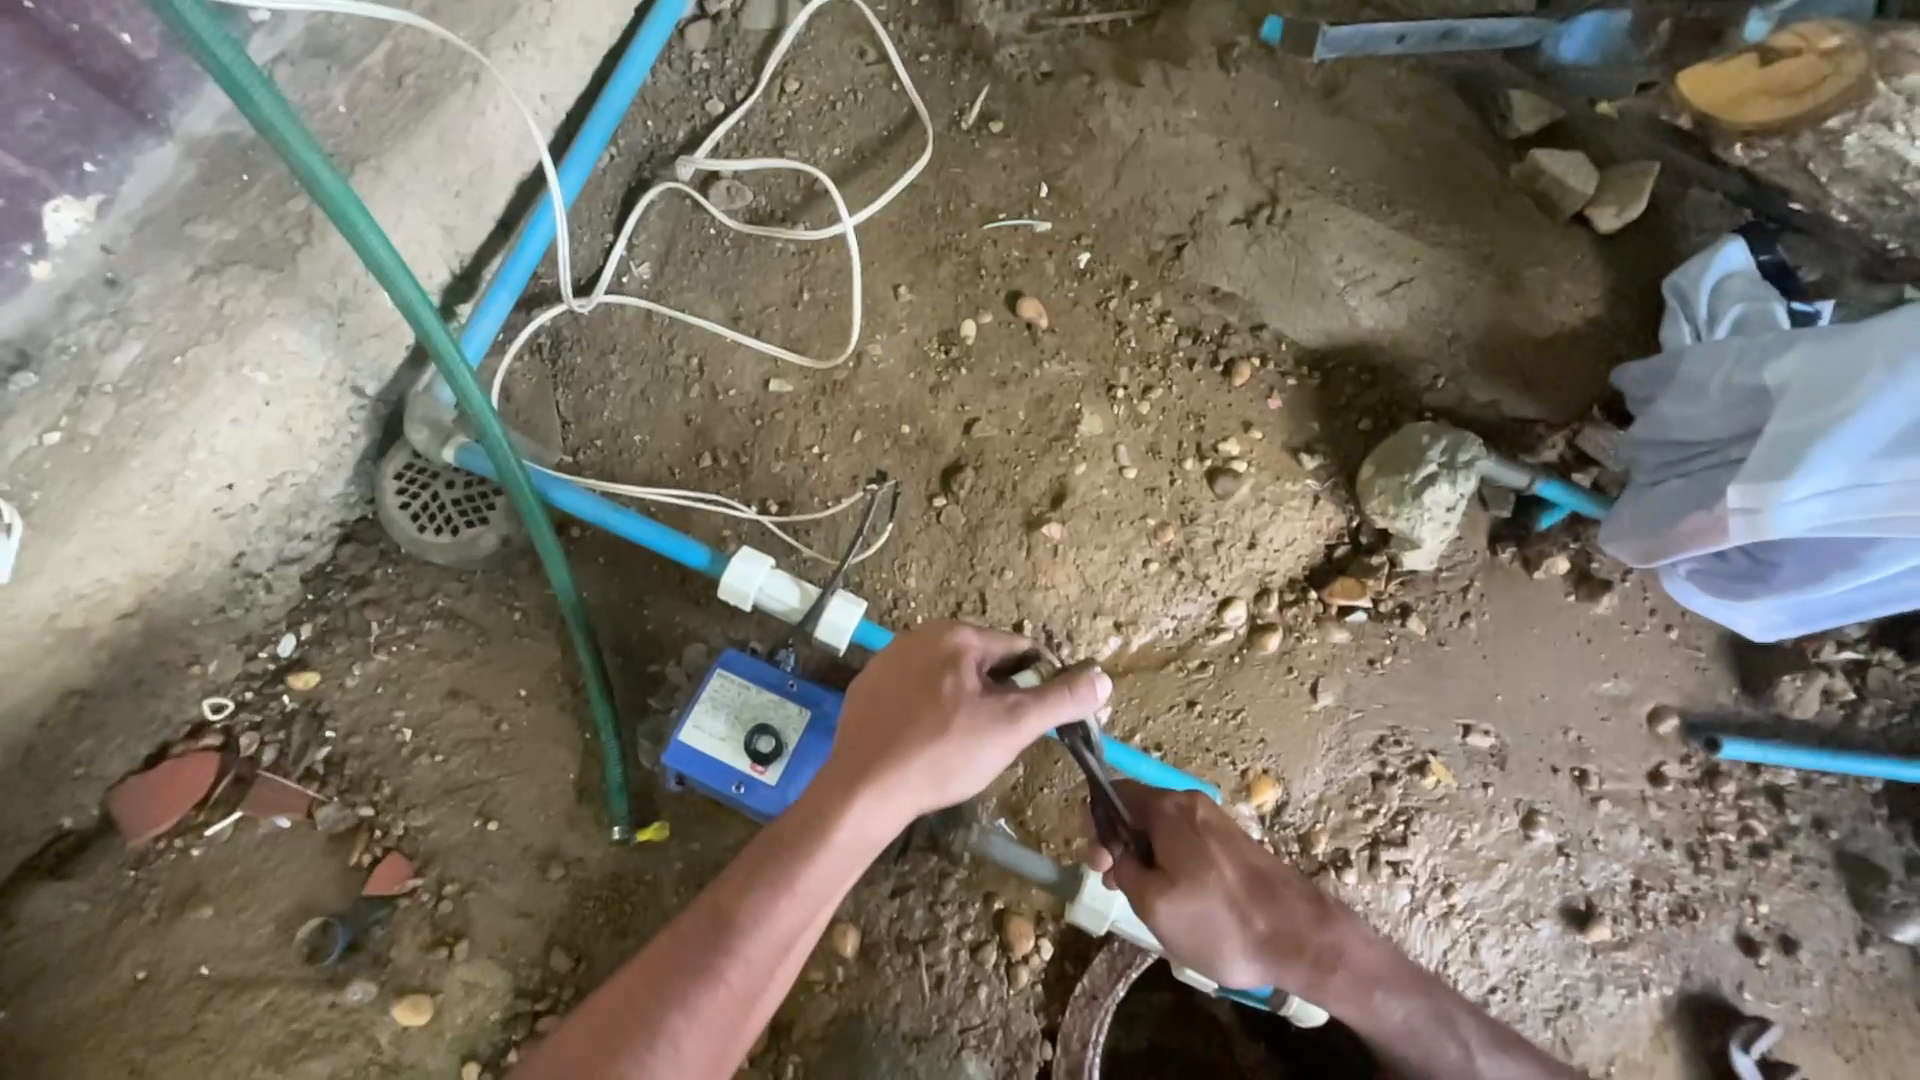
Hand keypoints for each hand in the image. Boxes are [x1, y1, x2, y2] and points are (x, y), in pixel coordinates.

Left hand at [813, 620, 1110, 827]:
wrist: (863, 789)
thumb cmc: (942, 753)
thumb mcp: (1011, 727)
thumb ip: (1060, 700)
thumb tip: (1102, 677)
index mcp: (958, 635)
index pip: (1021, 652)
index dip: (1037, 688)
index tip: (1034, 724)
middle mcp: (920, 635)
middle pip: (983, 664)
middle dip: (997, 698)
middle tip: (994, 741)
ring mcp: (887, 660)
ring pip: (948, 679)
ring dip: (964, 705)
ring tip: (959, 747)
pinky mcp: (866, 687)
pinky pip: (914, 693)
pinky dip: (927, 712)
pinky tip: (924, 745)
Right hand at [1085, 781, 1360, 993]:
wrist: (1301, 938)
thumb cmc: (1219, 921)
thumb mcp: (1152, 902)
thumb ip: (1122, 868)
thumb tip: (1117, 851)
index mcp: (1167, 807)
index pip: (1112, 794)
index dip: (1094, 826)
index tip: (1099, 865)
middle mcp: (1191, 802)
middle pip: (1137, 810)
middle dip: (1118, 843)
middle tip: (1116, 884)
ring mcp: (1216, 821)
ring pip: (1162, 829)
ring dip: (1145, 856)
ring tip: (1146, 898)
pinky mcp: (1233, 843)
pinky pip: (1186, 841)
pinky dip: (1170, 862)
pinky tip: (1177, 897)